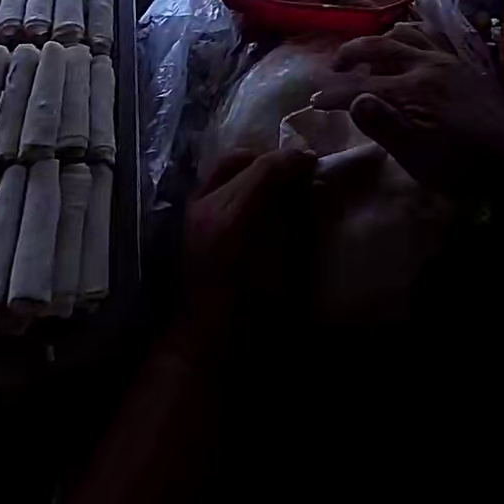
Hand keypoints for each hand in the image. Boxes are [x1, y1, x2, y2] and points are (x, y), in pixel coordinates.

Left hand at [184, 148, 315, 333]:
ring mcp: (193, 209)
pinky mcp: (189, 216)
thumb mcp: (286, 271)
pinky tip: (256, 189)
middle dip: (275, 160)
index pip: (264, 170)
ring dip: (254, 164)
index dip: (292, 160)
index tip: (314, 160)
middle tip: (300, 168)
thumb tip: (308, 188)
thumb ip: (295, 222)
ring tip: (279, 176)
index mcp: (232, 221)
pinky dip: (238, 175)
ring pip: (226, 165)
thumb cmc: (254, 318)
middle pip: (244, 161)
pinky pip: (216, 179)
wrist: (206, 343)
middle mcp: (207, 206)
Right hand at [311, 23, 503, 198]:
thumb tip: (352, 99)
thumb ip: (384, 125)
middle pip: (378, 48)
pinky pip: (431, 38)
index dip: (334, 94)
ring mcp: (447, 61)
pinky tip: (408, 47)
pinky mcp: (463, 64)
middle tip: (333, 69)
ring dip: (380, 42)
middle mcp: (426, 65)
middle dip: (350, 54)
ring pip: (405, 35)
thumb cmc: (463, 167)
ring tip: (368, 55)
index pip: (360, 86)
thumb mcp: (419, 156)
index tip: (313, 103)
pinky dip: (411, 37)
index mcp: (412, 89)